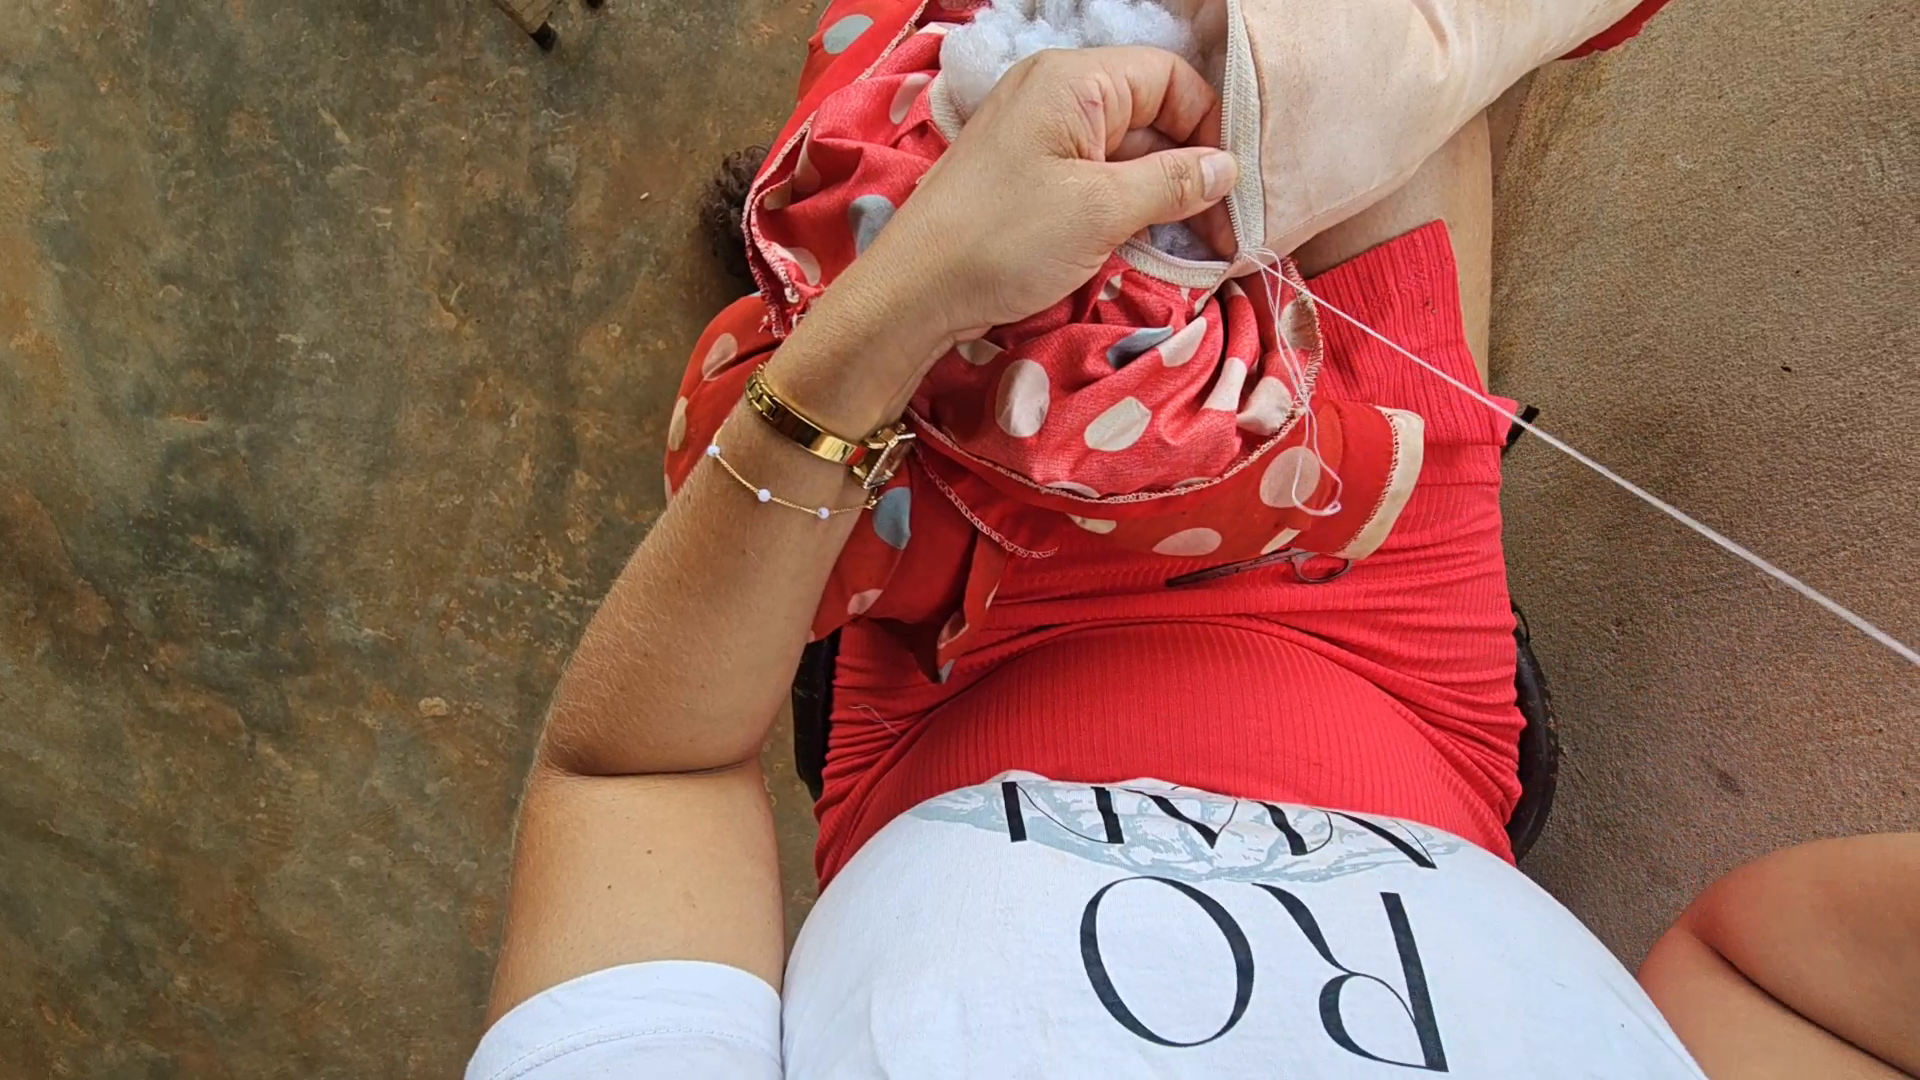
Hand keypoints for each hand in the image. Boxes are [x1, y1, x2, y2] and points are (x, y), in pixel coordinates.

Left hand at [867, 45, 1238, 341]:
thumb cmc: (1006, 241)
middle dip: (1187, 171)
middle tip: (1221, 231)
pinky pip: (1088, 183)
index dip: (1209, 129)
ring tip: (1190, 244)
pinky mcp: (1025, 184)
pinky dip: (1119, 210)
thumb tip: (1226, 168)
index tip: (1232, 188)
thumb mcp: (1100, 211)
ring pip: (1119, 157)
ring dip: (1155, 198)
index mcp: (1074, 81)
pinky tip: (1141, 243)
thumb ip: (1170, 183)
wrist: (917, 292)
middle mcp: (1055, 99)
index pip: (1169, 79)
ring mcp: (1036, 142)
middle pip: (1147, 119)